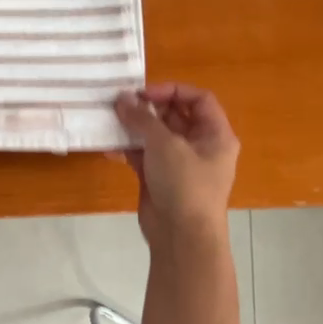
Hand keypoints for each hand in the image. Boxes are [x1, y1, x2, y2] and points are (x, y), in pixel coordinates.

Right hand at [113, 84, 237, 244]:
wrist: (182, 232)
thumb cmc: (184, 184)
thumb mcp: (164, 145)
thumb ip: (142, 119)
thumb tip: (122, 98)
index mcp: (214, 134)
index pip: (198, 99)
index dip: (171, 91)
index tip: (142, 94)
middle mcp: (199, 145)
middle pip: (174, 115)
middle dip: (147, 108)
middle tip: (120, 105)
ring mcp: (178, 161)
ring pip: (154, 135)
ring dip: (133, 127)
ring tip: (110, 122)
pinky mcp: (159, 176)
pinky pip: (142, 154)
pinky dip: (126, 149)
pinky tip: (108, 148)